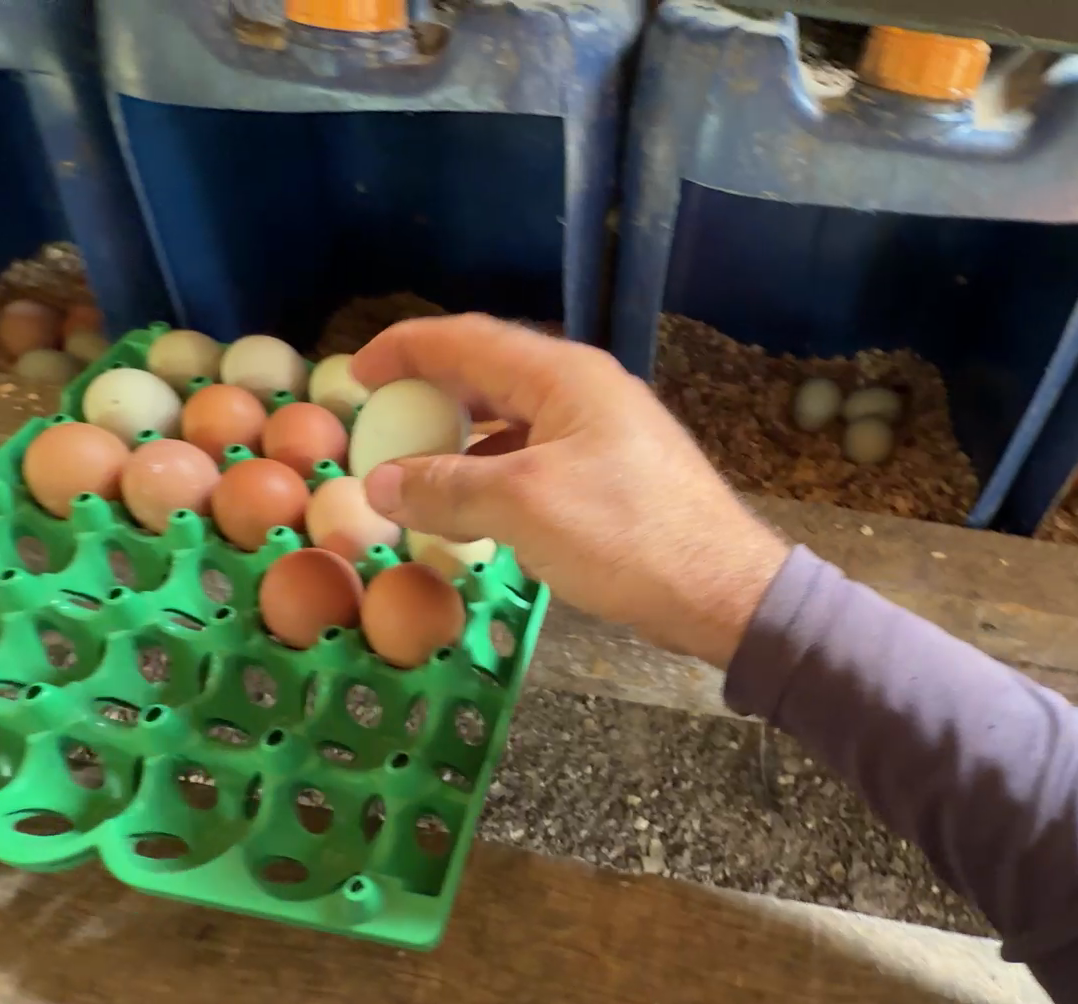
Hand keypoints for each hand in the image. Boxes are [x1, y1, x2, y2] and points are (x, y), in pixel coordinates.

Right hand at [351, 315, 789, 667]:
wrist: (720, 589)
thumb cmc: (625, 535)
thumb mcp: (525, 507)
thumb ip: (448, 488)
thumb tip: (382, 483)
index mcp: (564, 377)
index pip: (468, 340)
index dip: (405, 350)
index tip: (357, 376)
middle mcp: (584, 393)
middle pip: (490, 377)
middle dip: (431, 398)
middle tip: (382, 426)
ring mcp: (603, 435)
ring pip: (514, 425)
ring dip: (463, 444)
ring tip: (417, 472)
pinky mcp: (612, 477)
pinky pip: (537, 461)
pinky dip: (497, 477)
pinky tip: (476, 508)